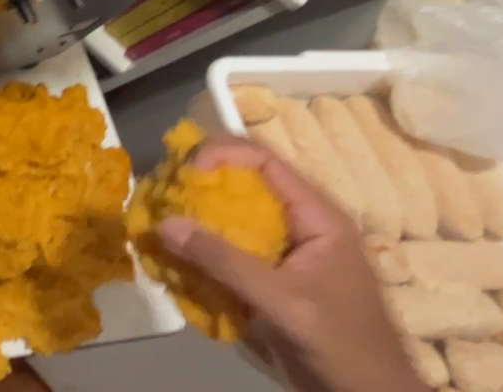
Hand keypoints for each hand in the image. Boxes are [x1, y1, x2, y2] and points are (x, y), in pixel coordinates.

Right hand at [157, 138, 423, 391]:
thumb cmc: (341, 346)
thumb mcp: (283, 303)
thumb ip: (224, 261)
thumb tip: (162, 223)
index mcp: (317, 217)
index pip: (262, 159)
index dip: (219, 155)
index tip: (185, 175)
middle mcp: (300, 224)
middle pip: (241, 181)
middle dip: (198, 185)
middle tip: (163, 194)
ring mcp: (285, 250)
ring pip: (230, 213)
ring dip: (194, 216)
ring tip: (161, 222)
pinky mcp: (271, 275)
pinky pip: (228, 245)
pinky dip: (200, 246)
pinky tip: (177, 257)